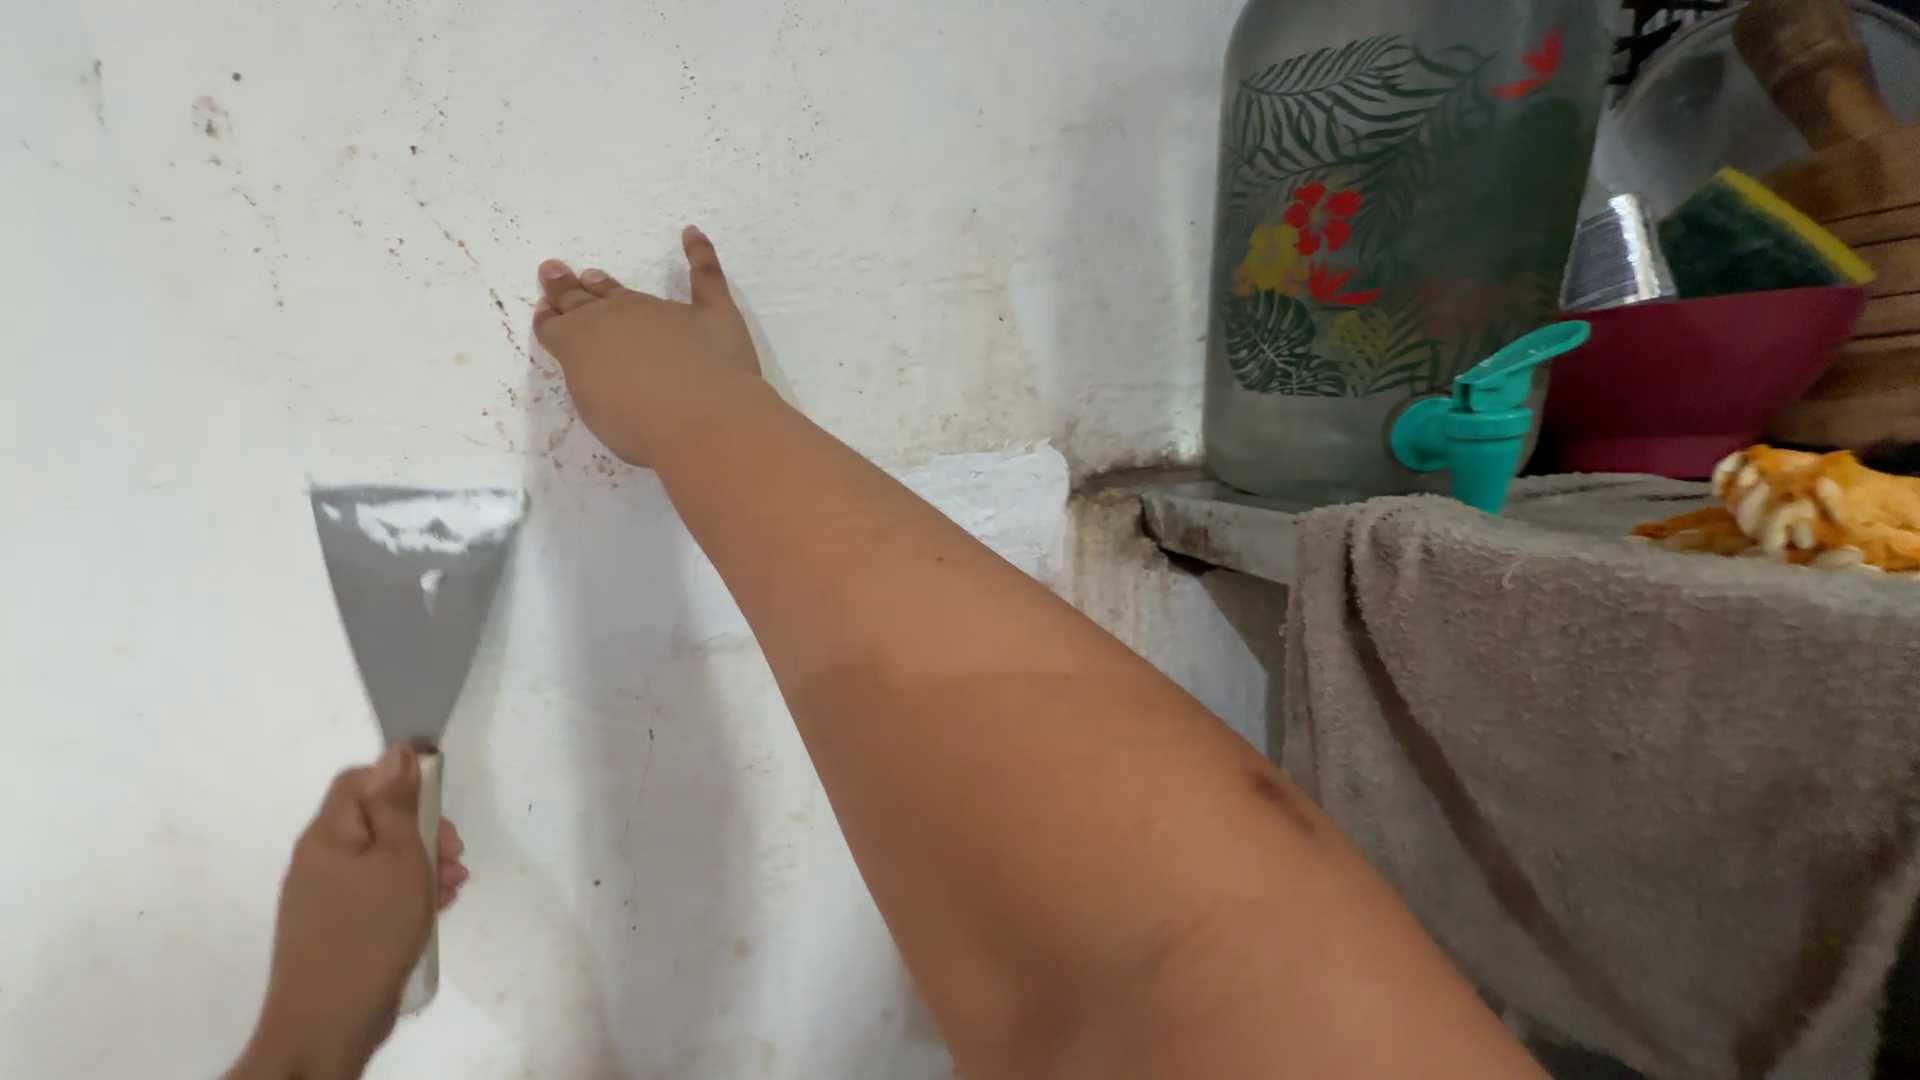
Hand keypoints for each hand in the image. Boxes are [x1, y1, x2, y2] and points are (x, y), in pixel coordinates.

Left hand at [228, 748, 469, 1079]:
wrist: (330, 1021)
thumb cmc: (372, 927)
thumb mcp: (400, 855)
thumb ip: (397, 802)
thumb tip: (393, 752)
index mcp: (329, 835)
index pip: (360, 779)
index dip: (401, 781)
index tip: (438, 804)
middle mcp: (320, 858)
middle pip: (378, 818)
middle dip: (425, 827)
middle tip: (455, 852)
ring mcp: (325, 894)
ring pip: (384, 855)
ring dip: (425, 861)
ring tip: (453, 886)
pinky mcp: (336, 924)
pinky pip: (378, 888)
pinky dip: (409, 889)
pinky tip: (435, 907)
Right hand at [532, 227, 763, 466]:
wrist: (701, 419)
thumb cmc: (643, 428)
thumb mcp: (599, 413)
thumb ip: (597, 385)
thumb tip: (609, 372)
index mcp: (580, 346)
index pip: (558, 327)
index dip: (551, 318)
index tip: (547, 308)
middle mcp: (616, 320)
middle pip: (586, 302)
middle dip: (568, 290)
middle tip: (556, 274)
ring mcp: (664, 313)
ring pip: (630, 294)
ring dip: (610, 287)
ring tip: (597, 277)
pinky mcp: (712, 314)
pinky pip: (706, 276)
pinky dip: (701, 253)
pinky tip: (694, 235)